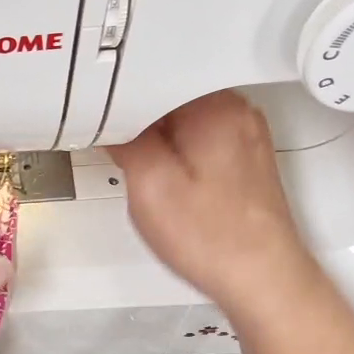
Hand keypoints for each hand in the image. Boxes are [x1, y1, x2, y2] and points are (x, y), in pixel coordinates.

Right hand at [108, 90, 322, 313]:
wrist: (262, 278)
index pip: (154, 75)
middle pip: (169, 93)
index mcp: (214, 106)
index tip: (91, 107)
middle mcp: (236, 112)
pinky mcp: (244, 160)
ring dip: (153, 133)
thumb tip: (106, 118)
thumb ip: (124, 141)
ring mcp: (244, 136)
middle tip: (102, 133)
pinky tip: (160, 175)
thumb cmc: (210, 238)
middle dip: (135, 113)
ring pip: (183, 118)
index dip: (116, 91)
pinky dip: (174, 150)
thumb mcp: (149, 186)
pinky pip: (199, 138)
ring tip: (129, 156)